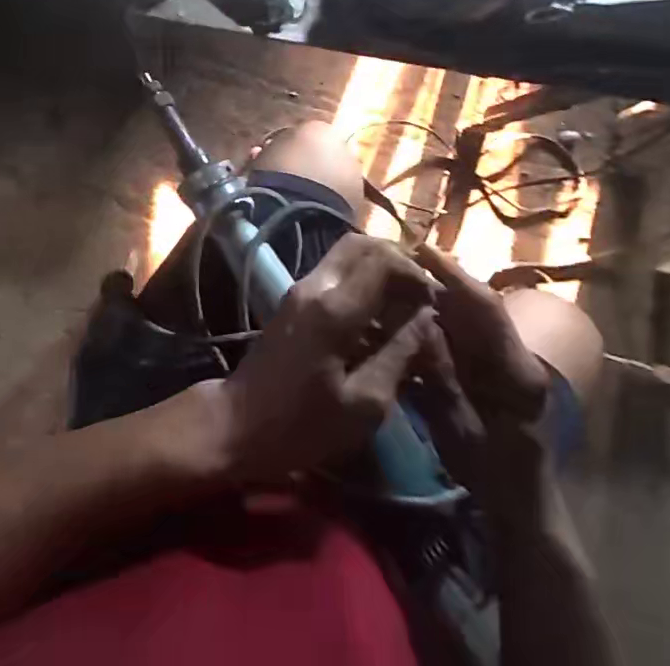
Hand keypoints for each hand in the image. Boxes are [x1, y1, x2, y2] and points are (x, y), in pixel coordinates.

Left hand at [206, 235, 443, 483]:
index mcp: (334, 309)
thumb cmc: (301, 424)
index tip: (433, 300)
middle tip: (419, 292)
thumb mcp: (364, 404)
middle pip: (361, 244)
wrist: (236, 425)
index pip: (382, 261)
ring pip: (346, 254)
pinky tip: (376, 315)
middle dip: (397, 260)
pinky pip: (334, 272)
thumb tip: (425, 320)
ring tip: (402, 303)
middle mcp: (315, 286)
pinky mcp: (293, 300)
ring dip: (378, 268)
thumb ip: (399, 355)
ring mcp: (300, 289)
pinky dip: (361, 280)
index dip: (414, 273)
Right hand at [407, 245, 554, 495]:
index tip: (423, 250)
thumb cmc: (492, 474)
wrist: (521, 504)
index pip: (487, 309)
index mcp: (517, 370)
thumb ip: (441, 374)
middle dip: (440, 282)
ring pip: (471, 319)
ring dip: (437, 299)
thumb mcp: (459, 428)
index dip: (454, 275)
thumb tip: (419, 322)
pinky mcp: (496, 367)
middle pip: (478, 307)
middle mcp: (516, 355)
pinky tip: (412, 317)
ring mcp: (508, 360)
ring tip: (399, 282)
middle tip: (399, 262)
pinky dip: (440, 323)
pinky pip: (466, 335)